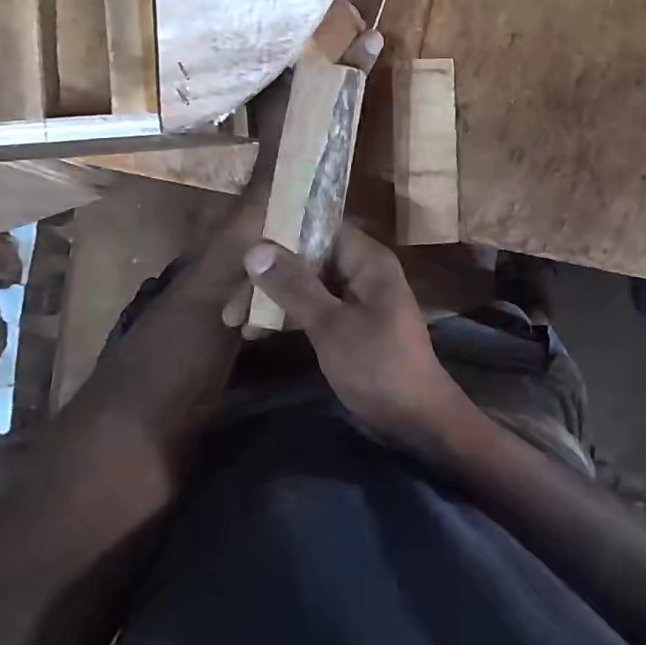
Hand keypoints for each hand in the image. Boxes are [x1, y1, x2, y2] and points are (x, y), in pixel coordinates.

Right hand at [242, 226, 473, 445]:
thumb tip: (255, 249)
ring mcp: (358, 298)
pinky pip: (316, 307)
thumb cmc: (377, 364)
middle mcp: (364, 271)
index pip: (322, 228)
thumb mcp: (330, 325)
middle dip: (271, 274)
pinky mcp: (352, 324)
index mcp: (368, 260)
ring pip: (309, 284)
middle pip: (311, 257)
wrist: (415, 416)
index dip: (284, 233)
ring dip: (275, 298)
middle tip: (231, 302)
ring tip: (234, 319)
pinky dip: (290, 316)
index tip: (244, 248)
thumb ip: (294, 286)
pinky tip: (257, 331)